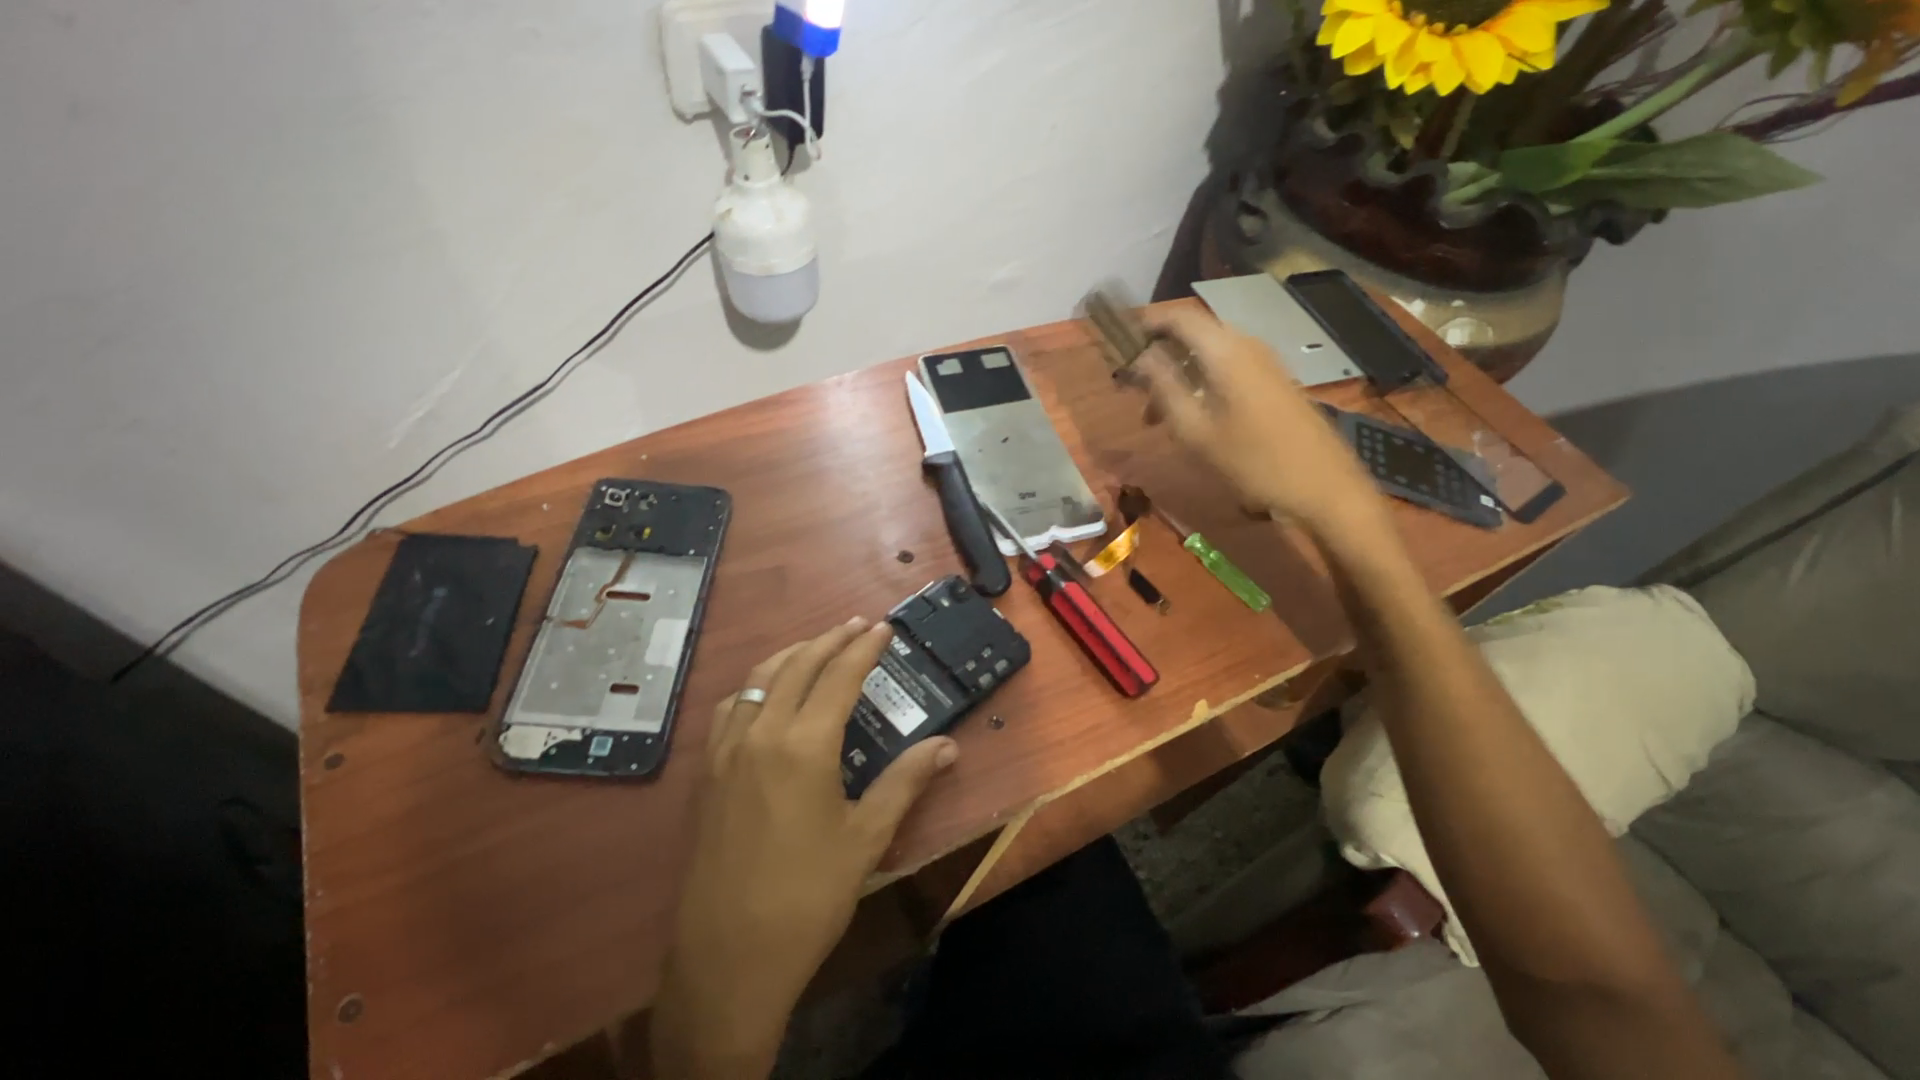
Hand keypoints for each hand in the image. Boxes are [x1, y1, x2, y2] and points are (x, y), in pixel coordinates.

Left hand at [652, 617, 958, 1079]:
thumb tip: (945, 747)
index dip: (864, 649)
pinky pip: (730, 709)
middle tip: (856, 627)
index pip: (838, 677)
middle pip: (795, 667)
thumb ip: (905, 783)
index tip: (883, 629)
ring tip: (816, 648)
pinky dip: (755, 687)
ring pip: (757, 681)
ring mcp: (726, 752)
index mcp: (804, 745)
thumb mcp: (867, 839)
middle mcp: (760, 734)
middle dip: (828, 641)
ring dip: (790, 657)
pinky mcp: (707, 775)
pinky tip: (766, 698)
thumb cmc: (809, 896)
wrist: (731, 954)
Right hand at [1137, 307, 1386, 535]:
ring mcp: (1265, 363)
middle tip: (1132, 391)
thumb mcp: (1196, 430)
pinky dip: (1202, 386)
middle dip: (1159, 358)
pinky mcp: (1274, 383)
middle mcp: (1246, 346)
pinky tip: (1192, 421)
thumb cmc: (1254, 461)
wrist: (1323, 487)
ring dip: (1178, 378)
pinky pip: (1228, 371)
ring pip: (1209, 356)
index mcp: (1225, 350)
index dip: (1145, 325)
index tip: (1119, 347)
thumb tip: (1139, 358)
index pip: (1177, 317)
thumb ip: (1163, 387)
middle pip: (1193, 335)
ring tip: (1156, 418)